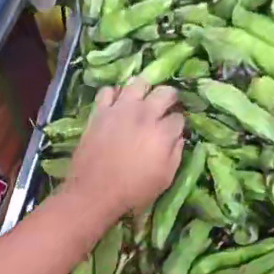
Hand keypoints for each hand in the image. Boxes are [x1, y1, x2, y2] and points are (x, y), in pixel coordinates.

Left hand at [65, 80, 184, 220]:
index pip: (179, 117)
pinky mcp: (100, 111)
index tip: (174, 131)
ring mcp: (120, 109)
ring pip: (137, 82)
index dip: (178, 123)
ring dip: (144, 89)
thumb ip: (176, 154)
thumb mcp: (165, 179)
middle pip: (164, 92)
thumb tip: (179, 137)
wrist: (95, 192)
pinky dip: (114, 94)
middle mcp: (144, 113)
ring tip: (142, 99)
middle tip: (165, 107)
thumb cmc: (133, 190)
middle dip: (170, 98)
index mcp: (163, 132)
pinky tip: (116, 104)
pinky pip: (108, 91)